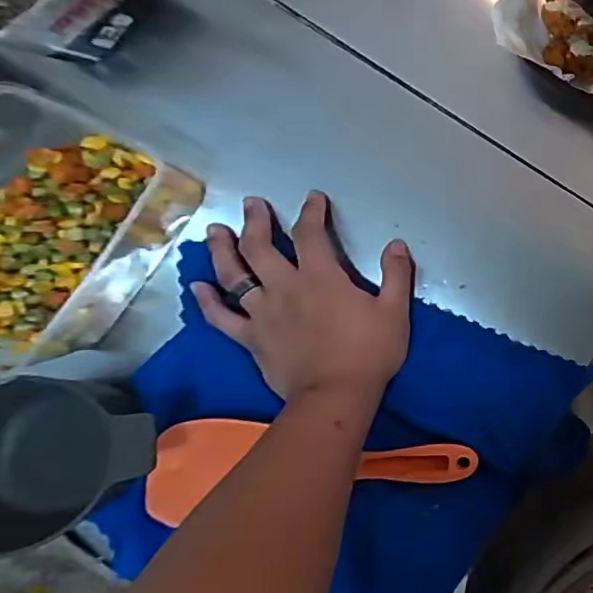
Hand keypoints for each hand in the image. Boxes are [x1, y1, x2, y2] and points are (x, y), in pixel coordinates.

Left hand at [190, 192, 413, 401]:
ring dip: (223, 250)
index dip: (311, 213)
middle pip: (261, 247)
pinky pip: (221, 316)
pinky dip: (206, 300)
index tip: (313, 198)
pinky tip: (197, 286)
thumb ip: (396, 274)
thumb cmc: (371, 351)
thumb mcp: (395, 310)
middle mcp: (285, 287)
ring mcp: (262, 312)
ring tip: (215, 231)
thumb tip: (395, 244)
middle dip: (256, 222)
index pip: (312, 235)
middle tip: (252, 204)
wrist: (336, 394)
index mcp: (322, 278)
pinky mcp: (250, 337)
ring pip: (234, 275)